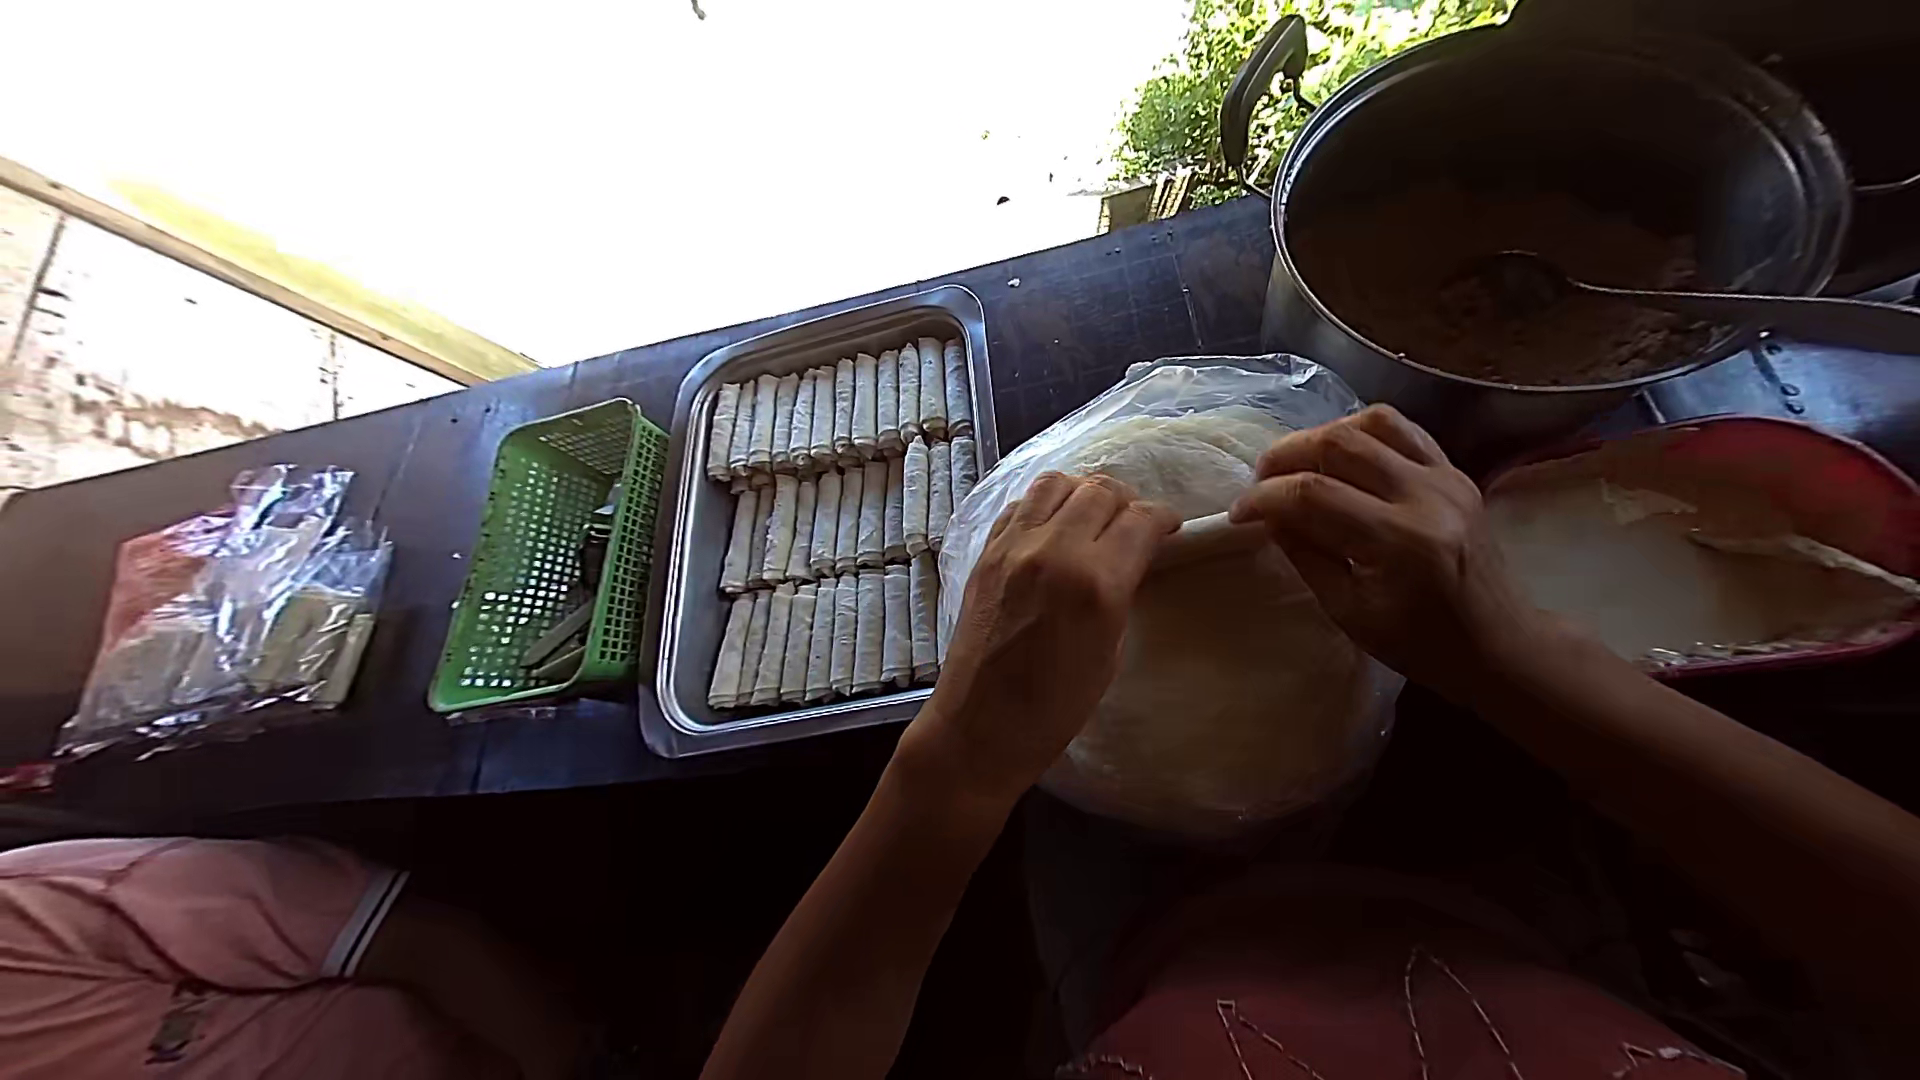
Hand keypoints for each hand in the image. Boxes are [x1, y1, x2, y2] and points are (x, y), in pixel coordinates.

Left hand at [898, 472, 1177, 809]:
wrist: (980, 724)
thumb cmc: (1055, 707)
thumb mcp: (1110, 651)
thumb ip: (1120, 592)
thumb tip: (1128, 558)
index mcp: (1095, 583)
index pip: (1141, 520)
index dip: (1162, 518)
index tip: (1167, 528)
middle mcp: (1053, 550)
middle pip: (1100, 490)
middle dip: (1127, 502)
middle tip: (1132, 523)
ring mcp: (1012, 547)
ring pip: (1055, 483)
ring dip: (1082, 492)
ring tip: (1091, 516)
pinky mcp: (985, 552)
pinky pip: (1019, 505)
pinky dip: (1043, 505)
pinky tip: (1051, 527)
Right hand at [1227, 405, 1545, 700]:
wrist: (1500, 643)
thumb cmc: (1418, 642)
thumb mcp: (1345, 609)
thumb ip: (1304, 553)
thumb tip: (1268, 515)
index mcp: (1399, 542)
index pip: (1312, 495)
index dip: (1264, 498)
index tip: (1239, 514)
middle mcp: (1427, 497)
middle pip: (1338, 443)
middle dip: (1284, 456)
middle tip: (1260, 483)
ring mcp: (1446, 477)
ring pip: (1370, 423)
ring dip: (1318, 437)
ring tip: (1296, 465)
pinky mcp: (1454, 471)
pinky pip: (1400, 429)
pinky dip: (1357, 433)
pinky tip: (1336, 458)